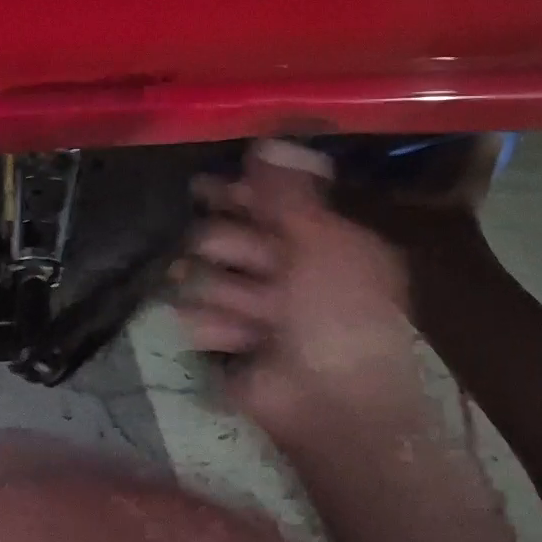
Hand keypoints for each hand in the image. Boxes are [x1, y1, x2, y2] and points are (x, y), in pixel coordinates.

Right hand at [174, 140, 424, 435]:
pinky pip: (204, 320)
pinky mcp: (231, 343)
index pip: (275, 206)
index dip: (242, 195)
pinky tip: (234, 337)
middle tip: (209, 250)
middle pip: (236, 240)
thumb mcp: (322, 243)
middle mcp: (292, 272)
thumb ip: (287, 194)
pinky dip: (216, 326)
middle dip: (224, 245)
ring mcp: (260, 310)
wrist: (327, 401)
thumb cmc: (337, 315)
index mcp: (327, 243)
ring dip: (221, 290)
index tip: (203, 187)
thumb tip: (265, 140)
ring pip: (214, 280)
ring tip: (245, 309)